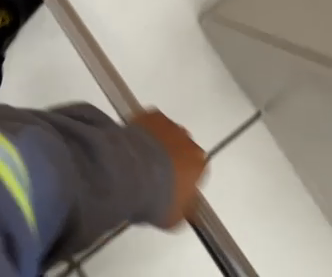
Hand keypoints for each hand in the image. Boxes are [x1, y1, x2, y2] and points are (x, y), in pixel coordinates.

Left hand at [131, 110, 205, 228]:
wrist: (132, 174)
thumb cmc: (157, 197)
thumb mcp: (175, 217)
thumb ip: (184, 208)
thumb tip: (184, 207)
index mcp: (199, 163)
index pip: (197, 169)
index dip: (184, 177)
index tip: (172, 185)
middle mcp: (188, 140)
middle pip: (183, 148)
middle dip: (172, 157)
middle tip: (155, 173)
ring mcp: (169, 125)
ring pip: (166, 134)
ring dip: (157, 144)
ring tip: (141, 160)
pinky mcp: (151, 114)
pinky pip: (150, 123)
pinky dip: (144, 131)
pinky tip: (133, 145)